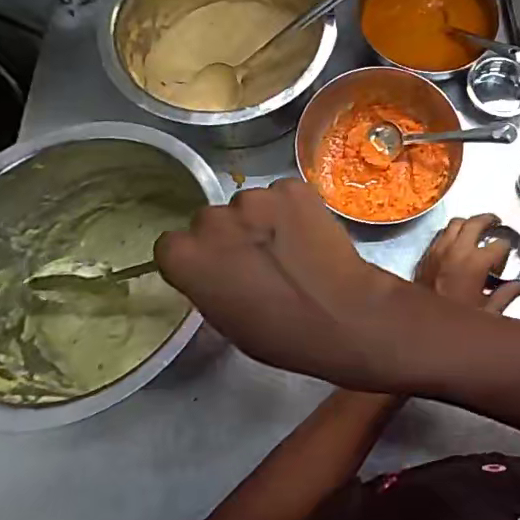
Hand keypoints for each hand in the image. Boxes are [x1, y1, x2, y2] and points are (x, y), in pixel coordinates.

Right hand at [156, 178, 436, 390]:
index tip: (216, 271)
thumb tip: (212, 266)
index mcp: (187, 256)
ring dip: (260, 221)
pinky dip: (290, 209)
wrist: (346, 316)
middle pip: (210, 220)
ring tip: (289, 249)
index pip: (172, 245)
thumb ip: (206, 282)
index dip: (194, 259)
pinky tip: (308, 234)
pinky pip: (281, 194)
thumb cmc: (282, 333)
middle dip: (227, 236)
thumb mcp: (226, 320)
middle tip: (256, 261)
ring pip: (248, 205)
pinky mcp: (292, 186)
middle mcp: (213, 218)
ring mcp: (254, 197)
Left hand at [415, 214, 519, 314]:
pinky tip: (456, 240)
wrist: (421, 321)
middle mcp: (457, 250)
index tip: (506, 255)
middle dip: (488, 220)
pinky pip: (440, 233)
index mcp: (476, 263)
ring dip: (467, 222)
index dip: (506, 248)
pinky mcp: (427, 253)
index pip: (498, 245)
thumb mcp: (488, 313)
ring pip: (455, 223)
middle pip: (474, 223)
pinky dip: (451, 231)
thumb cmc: (457, 319)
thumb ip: (506, 295)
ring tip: (476, 228)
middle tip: (496, 222)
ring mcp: (439, 249)